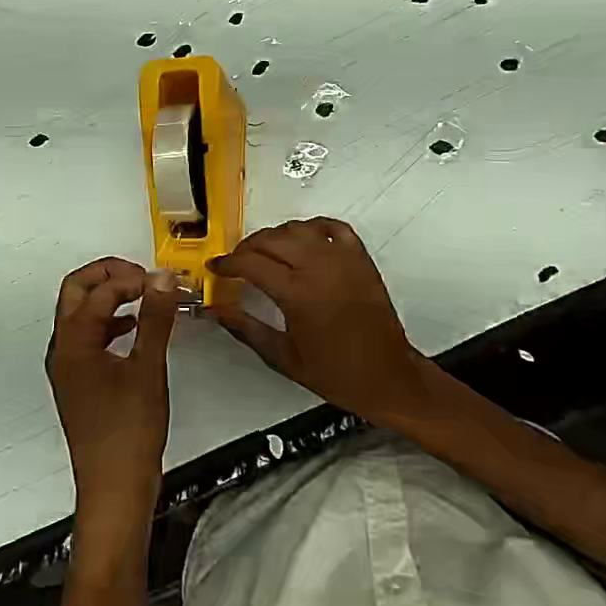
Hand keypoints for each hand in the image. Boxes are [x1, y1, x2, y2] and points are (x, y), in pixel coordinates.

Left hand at [47, 258, 179, 509]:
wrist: (114, 487)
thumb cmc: (126, 435)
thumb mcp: (148, 368)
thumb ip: (155, 318)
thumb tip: (161, 281)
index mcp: (74, 341)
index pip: (99, 291)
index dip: (131, 279)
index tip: (161, 282)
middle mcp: (63, 349)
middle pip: (76, 291)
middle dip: (108, 275)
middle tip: (142, 275)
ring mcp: (68, 366)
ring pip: (80, 313)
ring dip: (108, 297)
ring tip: (143, 297)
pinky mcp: (79, 381)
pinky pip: (89, 336)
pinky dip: (110, 322)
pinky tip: (135, 329)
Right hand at [207, 218, 431, 423]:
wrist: (389, 378)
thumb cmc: (336, 373)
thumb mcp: (283, 357)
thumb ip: (246, 329)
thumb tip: (216, 311)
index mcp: (297, 294)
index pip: (251, 263)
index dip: (227, 263)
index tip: (216, 267)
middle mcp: (319, 269)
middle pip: (271, 239)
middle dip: (247, 247)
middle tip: (237, 263)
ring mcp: (343, 260)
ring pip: (298, 229)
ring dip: (276, 235)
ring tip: (265, 252)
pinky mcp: (360, 259)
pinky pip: (332, 227)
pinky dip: (313, 227)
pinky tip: (302, 239)